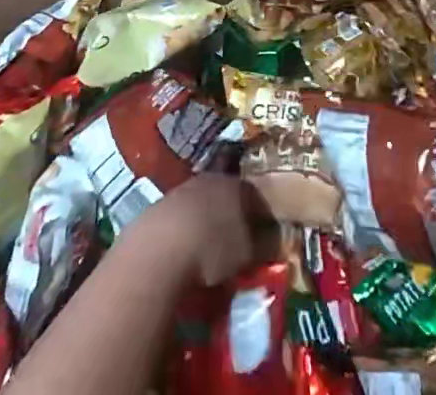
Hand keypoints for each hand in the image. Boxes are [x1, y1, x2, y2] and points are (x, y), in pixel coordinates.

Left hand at [125, 173, 258, 286]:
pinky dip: (183, 234)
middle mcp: (209, 180)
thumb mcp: (249, 253)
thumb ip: (267, 245)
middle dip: (232, 218)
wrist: (155, 251)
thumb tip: (279, 240)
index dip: (262, 217)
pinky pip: (178, 220)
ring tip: (207, 254)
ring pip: (201, 206)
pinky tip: (181, 255)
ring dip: (206, 225)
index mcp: (237, 185)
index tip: (265, 237)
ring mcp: (180, 191)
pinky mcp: (156, 208)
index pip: (257, 196)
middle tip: (236, 246)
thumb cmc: (212, 248)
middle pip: (227, 197)